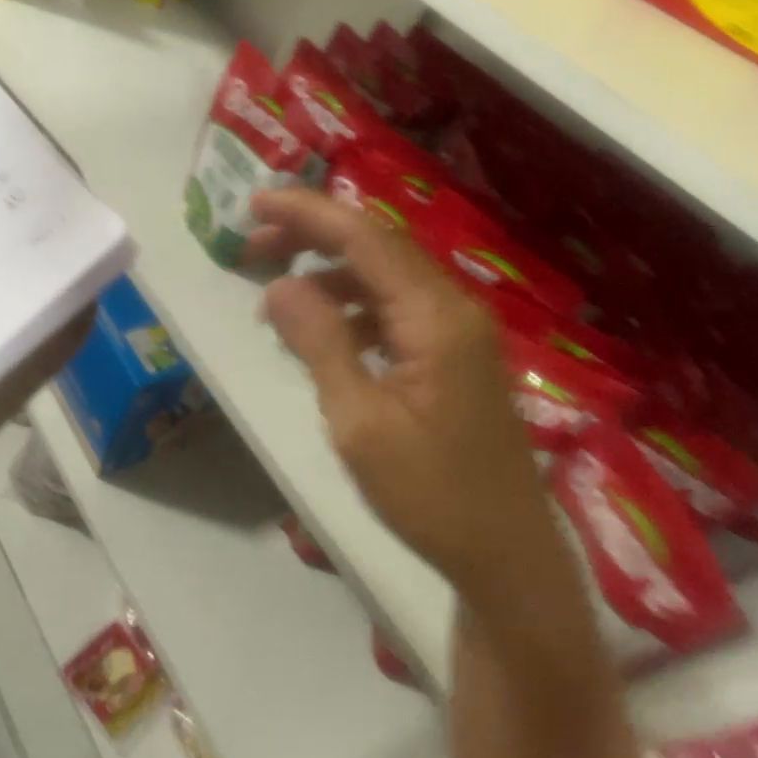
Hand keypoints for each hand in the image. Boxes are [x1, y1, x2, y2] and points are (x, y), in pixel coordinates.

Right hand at [249, 190, 544, 587]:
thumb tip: (279, 285)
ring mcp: (459, 334)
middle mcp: (454, 310)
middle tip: (251, 244)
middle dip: (313, 236)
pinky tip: (322, 333)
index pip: (365, 240)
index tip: (254, 202)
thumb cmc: (429, 493)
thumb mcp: (360, 422)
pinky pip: (398, 311)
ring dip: (330, 274)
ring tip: (274, 294)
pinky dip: (354, 309)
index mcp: (435, 318)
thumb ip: (320, 344)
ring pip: (387, 278)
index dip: (308, 213)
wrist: (505, 554)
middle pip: (378, 248)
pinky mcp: (456, 358)